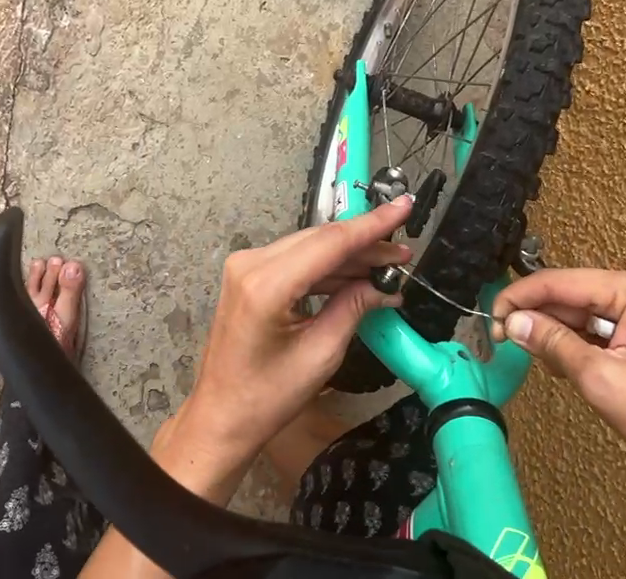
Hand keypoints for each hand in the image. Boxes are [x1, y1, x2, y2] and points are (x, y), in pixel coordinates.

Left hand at [173, 198, 413, 468]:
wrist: (221, 417)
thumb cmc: (266, 398)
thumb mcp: (320, 355)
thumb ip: (353, 308)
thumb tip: (386, 284)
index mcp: (266, 284)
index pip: (330, 242)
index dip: (372, 225)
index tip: (404, 207)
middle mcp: (251, 263)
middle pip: (320, 240)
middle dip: (365, 243)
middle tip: (404, 251)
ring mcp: (247, 266)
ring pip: (310, 247)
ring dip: (349, 256)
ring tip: (389, 265)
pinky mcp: (249, 275)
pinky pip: (296, 260)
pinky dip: (327, 267)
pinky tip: (357, 276)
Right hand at [492, 268, 625, 501]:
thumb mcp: (601, 379)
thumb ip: (553, 344)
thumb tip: (516, 322)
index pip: (559, 281)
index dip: (520, 297)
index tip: (493, 316)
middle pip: (566, 295)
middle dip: (534, 316)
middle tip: (503, 337)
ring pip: (577, 315)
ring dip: (551, 334)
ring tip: (531, 354)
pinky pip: (592, 333)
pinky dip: (571, 348)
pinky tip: (560, 366)